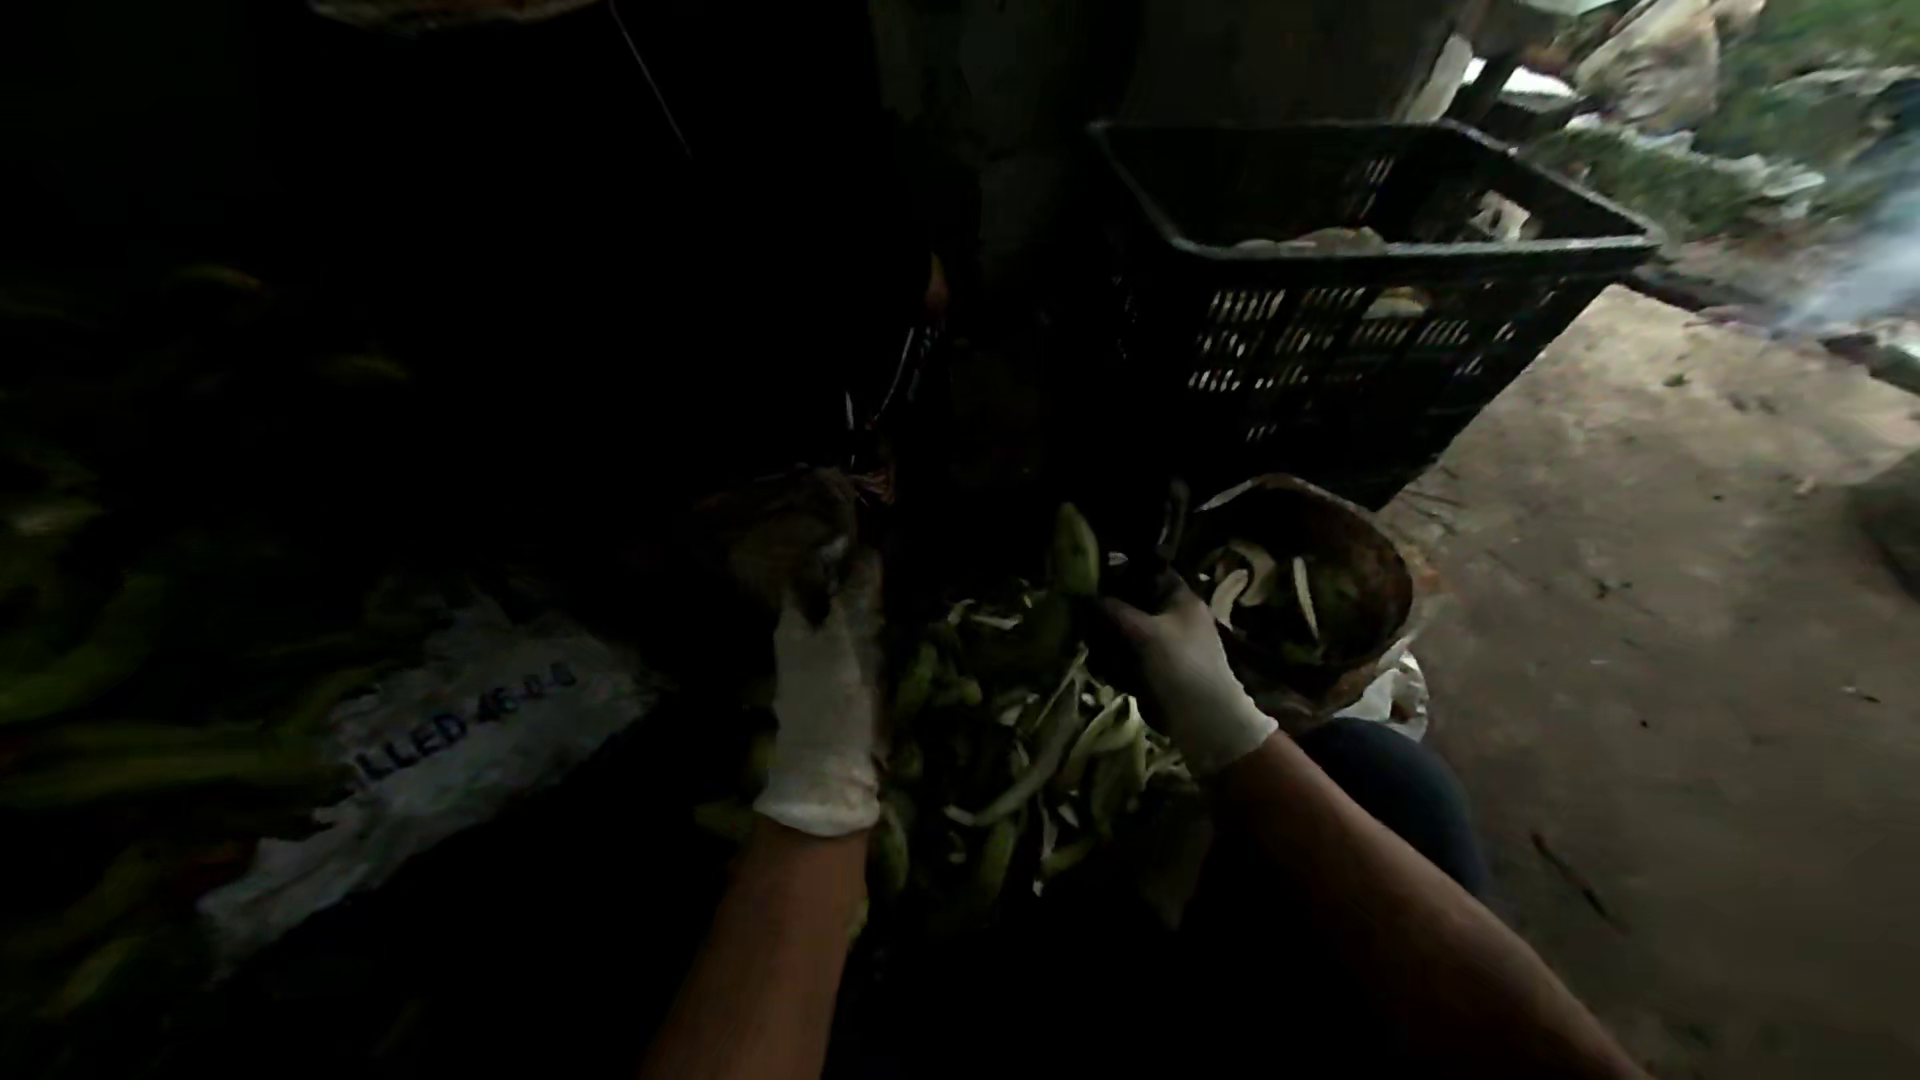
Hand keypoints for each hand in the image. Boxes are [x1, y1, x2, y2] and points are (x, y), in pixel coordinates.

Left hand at [755, 551, 883, 836]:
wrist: (831, 776)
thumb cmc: (834, 700)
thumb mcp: (847, 639)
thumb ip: (856, 595)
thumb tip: (866, 553)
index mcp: (792, 628)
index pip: (803, 579)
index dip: (827, 559)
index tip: (856, 545)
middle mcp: (799, 646)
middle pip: (821, 603)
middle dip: (848, 584)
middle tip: (884, 568)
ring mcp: (817, 673)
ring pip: (839, 629)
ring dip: (862, 613)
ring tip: (893, 597)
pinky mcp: (838, 694)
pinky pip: (854, 655)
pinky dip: (870, 642)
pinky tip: (893, 638)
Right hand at [1101, 573, 1276, 776]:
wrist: (1203, 718)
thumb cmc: (1179, 664)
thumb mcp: (1144, 632)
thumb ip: (1115, 610)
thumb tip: (1088, 596)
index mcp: (1181, 600)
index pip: (1152, 572)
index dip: (1125, 570)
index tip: (1096, 574)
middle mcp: (1174, 617)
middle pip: (1136, 602)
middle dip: (1111, 608)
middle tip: (1085, 611)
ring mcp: (1166, 644)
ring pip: (1129, 629)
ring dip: (1109, 635)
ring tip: (1088, 641)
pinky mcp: (1158, 667)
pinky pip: (1130, 654)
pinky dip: (1116, 658)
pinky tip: (1099, 664)